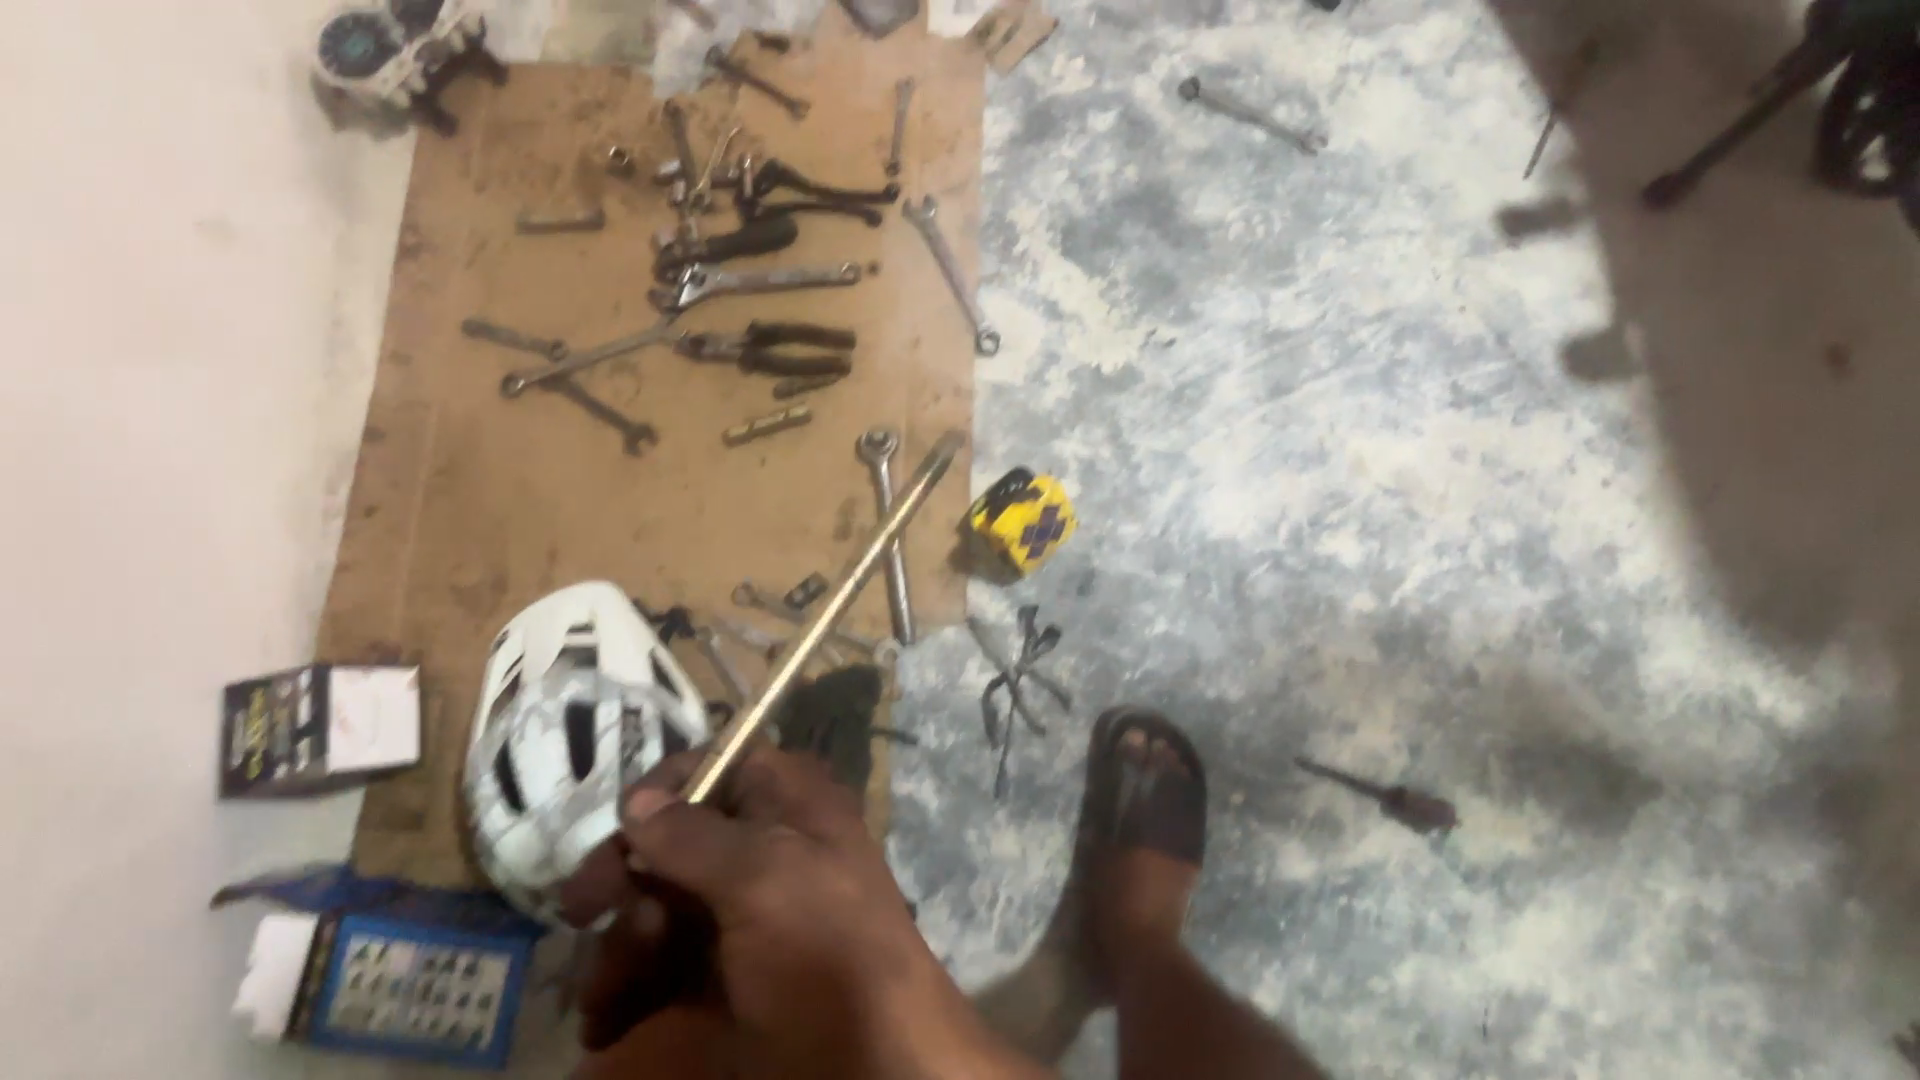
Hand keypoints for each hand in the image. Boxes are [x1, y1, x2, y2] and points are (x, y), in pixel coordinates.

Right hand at [561, 743, 1048, 1079]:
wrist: (874, 1056)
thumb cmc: (821, 943)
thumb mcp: (763, 875)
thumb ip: (694, 835)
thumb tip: (638, 800)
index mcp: (790, 805)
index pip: (722, 766)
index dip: (668, 786)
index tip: (621, 819)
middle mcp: (766, 849)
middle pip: (677, 840)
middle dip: (625, 877)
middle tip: (580, 911)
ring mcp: (745, 914)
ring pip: (661, 907)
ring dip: (619, 948)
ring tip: (601, 999)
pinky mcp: (726, 976)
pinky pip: (664, 967)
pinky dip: (629, 991)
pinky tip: (604, 1025)